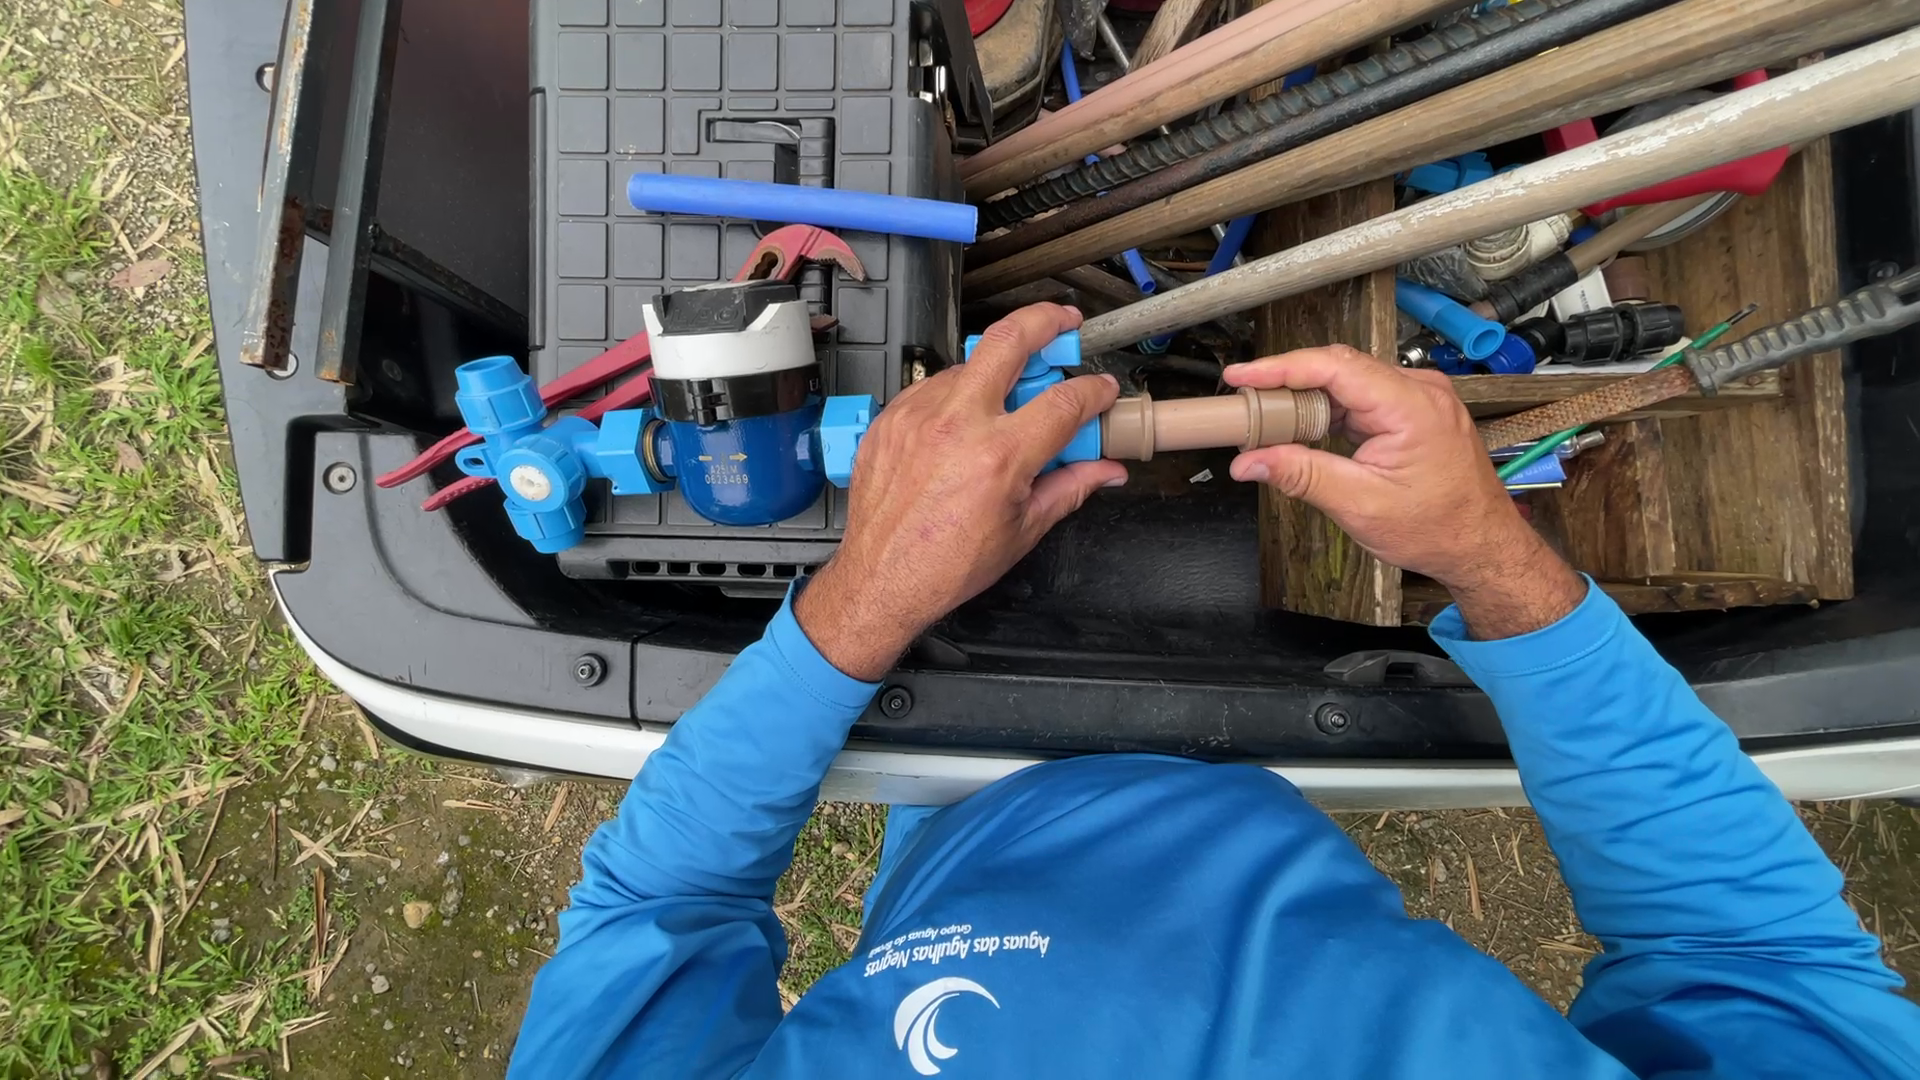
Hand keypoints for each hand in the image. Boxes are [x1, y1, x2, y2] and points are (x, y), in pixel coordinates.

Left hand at [795, 304, 1125, 678]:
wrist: (881, 579)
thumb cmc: (946, 565)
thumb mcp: (1022, 530)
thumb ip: (1069, 488)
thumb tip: (1106, 471)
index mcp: (999, 456)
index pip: (1064, 401)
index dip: (1094, 391)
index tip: (1101, 392)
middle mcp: (956, 424)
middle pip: (1008, 340)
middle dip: (1045, 319)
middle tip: (1064, 321)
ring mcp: (917, 416)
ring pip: (967, 364)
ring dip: (995, 371)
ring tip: (1005, 400)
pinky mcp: (890, 419)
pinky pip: (932, 387)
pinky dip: (956, 395)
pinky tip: (963, 422)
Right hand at [1223, 347, 1584, 638]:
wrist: (1479, 545)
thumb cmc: (1437, 528)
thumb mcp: (1358, 505)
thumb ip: (1300, 476)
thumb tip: (1248, 462)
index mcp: (1412, 407)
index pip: (1334, 368)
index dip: (1281, 367)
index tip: (1241, 374)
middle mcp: (1417, 391)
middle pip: (1335, 368)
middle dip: (1283, 380)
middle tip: (1241, 399)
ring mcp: (1413, 399)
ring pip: (1342, 382)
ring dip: (1300, 397)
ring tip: (1261, 416)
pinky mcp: (1405, 412)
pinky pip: (1353, 398)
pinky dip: (1320, 410)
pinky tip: (1295, 426)